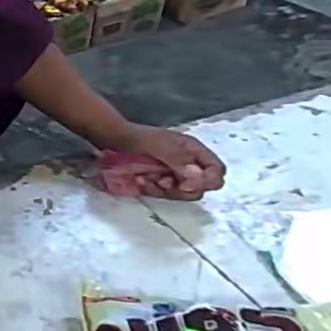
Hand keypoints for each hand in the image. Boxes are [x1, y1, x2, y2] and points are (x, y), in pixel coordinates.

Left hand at [103, 124, 225, 199]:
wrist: (115, 139)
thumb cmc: (138, 137)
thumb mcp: (158, 144)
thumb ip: (178, 158)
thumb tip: (198, 176)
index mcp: (194, 151)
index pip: (216, 170)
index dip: (207, 181)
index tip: (186, 186)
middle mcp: (188, 163)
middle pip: (200, 187)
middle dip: (181, 189)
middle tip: (161, 182)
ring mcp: (174, 173)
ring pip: (181, 193)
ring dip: (163, 190)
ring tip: (145, 179)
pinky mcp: (159, 181)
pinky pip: (163, 193)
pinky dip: (152, 189)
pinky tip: (139, 181)